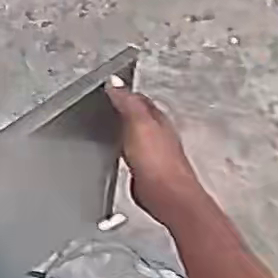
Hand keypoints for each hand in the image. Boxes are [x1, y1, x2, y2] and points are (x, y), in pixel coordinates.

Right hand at [106, 85, 207, 211]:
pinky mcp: (147, 169)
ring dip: (125, 128)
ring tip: (112, 124)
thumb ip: (125, 101)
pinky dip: (125, 147)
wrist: (167, 196)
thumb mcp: (137, 123)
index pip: (139, 98)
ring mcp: (154, 152)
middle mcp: (159, 134)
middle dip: (125, 109)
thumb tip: (114, 81)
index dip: (124, 92)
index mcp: (158, 119)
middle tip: (110, 103)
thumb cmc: (157, 162)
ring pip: (137, 133)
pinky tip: (119, 150)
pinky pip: (133, 152)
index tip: (110, 87)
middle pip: (140, 115)